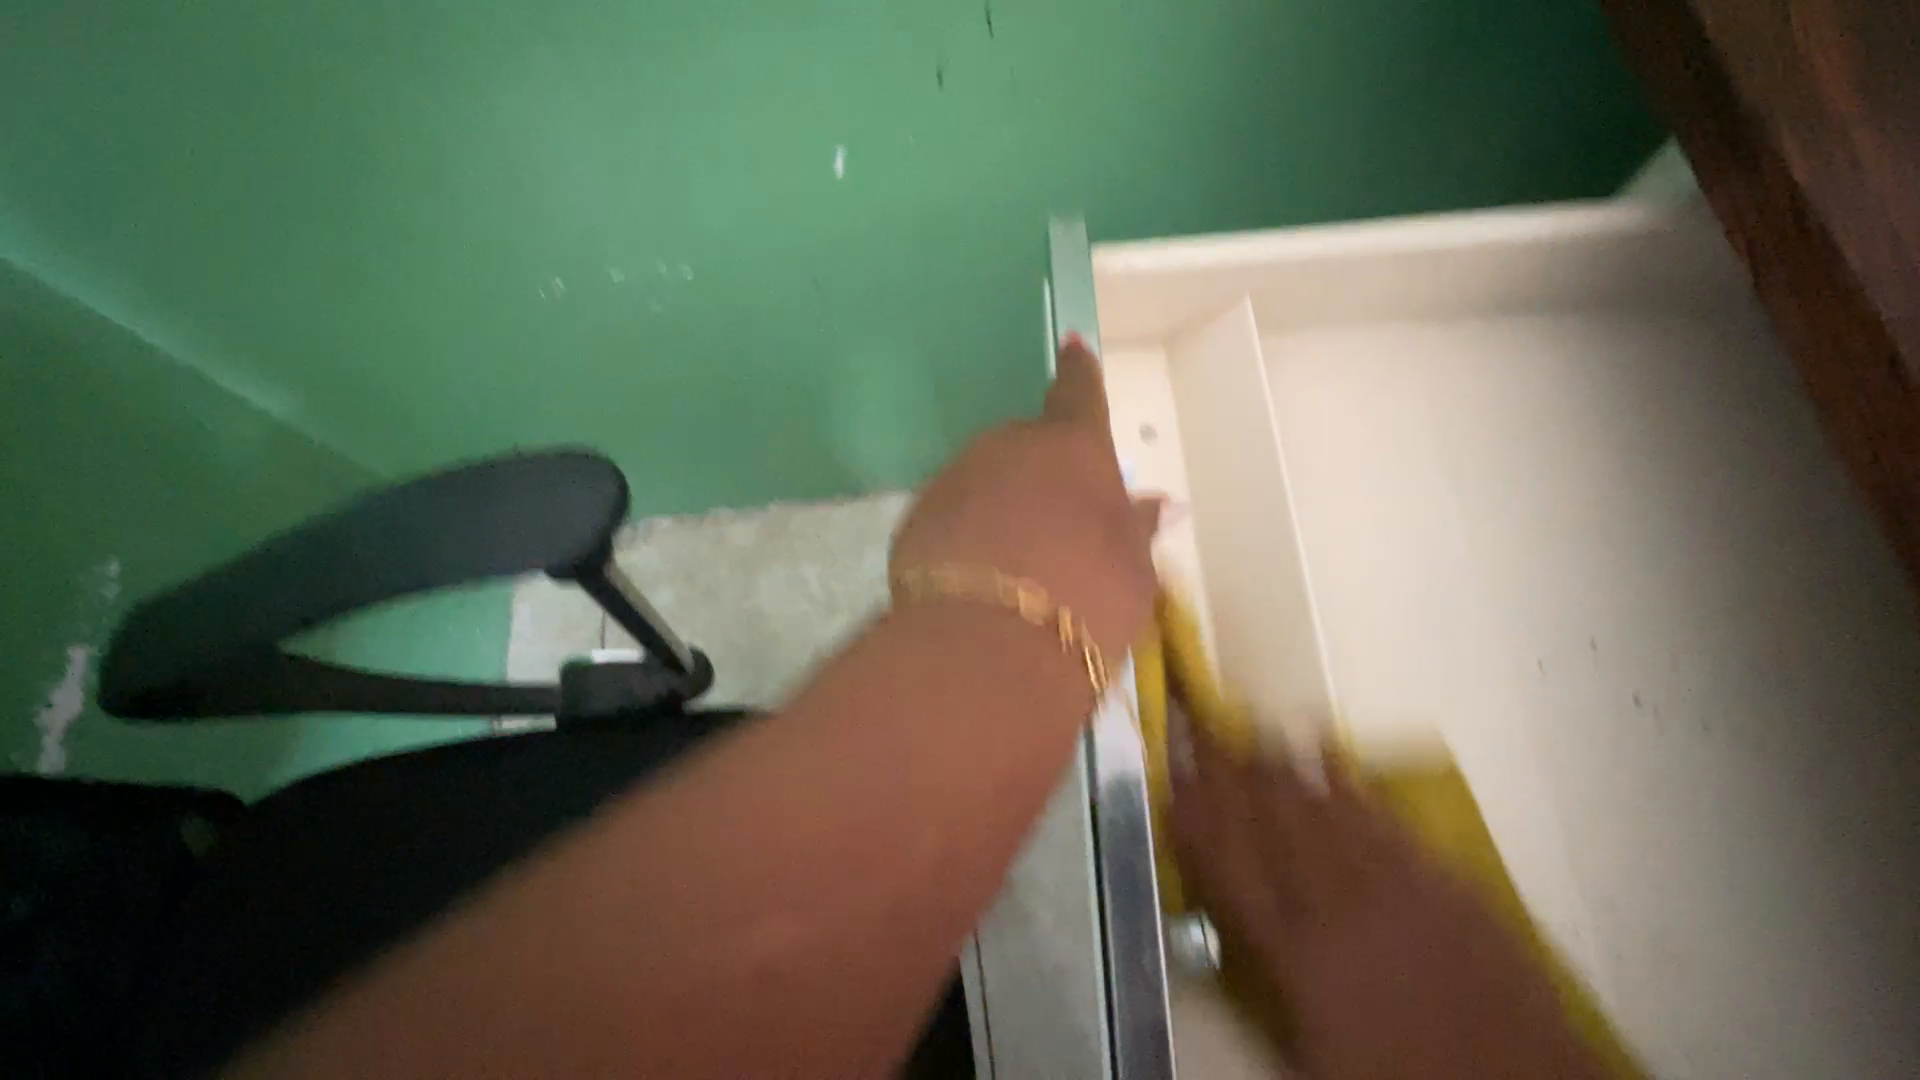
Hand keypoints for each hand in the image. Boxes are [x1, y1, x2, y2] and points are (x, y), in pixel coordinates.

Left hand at [890, 337, 1161, 657]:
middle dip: (1038, 472)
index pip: (1079, 394)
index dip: (1080, 374)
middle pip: (1027, 446)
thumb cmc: (1087, 599)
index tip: (1074, 347)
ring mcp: (956, 478)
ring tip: (1012, 563)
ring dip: (998, 504)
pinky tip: (973, 579)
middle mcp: (1009, 447)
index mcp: (1073, 448)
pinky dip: (964, 534)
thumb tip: (1156, 503)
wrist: (990, 645)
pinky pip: (951, 514)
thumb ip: (1136, 529)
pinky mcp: (915, 518)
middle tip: (1052, 524)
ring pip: (984, 479)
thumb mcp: (1134, 571)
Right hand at [1170, 721, 1606, 1079]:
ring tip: (1253, 725)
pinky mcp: (1440, 880)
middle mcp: (1332, 906)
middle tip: (1203, 725)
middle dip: (1229, 770)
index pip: (1224, 864)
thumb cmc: (1393, 1075)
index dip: (1192, 813)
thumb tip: (1221, 925)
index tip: (1171, 772)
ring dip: (1281, 762)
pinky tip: (1329, 748)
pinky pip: (1380, 816)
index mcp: (1291, 952)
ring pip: (1319, 807)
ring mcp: (1389, 886)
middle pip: (1267, 820)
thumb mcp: (1302, 1046)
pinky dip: (1349, 776)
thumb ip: (1259, 975)